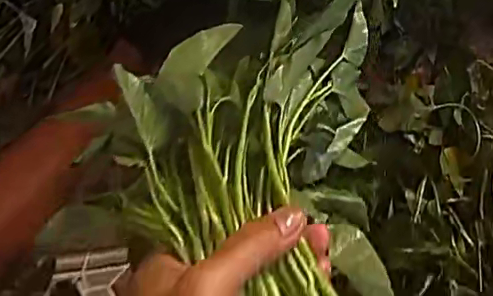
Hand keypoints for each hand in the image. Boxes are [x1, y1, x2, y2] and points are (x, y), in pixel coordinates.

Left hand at [120, 207, 331, 295]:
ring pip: (260, 277)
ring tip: (324, 253)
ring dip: (295, 264)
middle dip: (286, 239)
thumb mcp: (206, 285)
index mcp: (168, 264)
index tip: (291, 206)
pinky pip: (266, 295)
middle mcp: (190, 283)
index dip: (256, 207)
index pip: (215, 217)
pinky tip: (316, 279)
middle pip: (246, 249)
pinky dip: (292, 287)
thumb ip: (248, 245)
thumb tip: (294, 215)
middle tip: (317, 232)